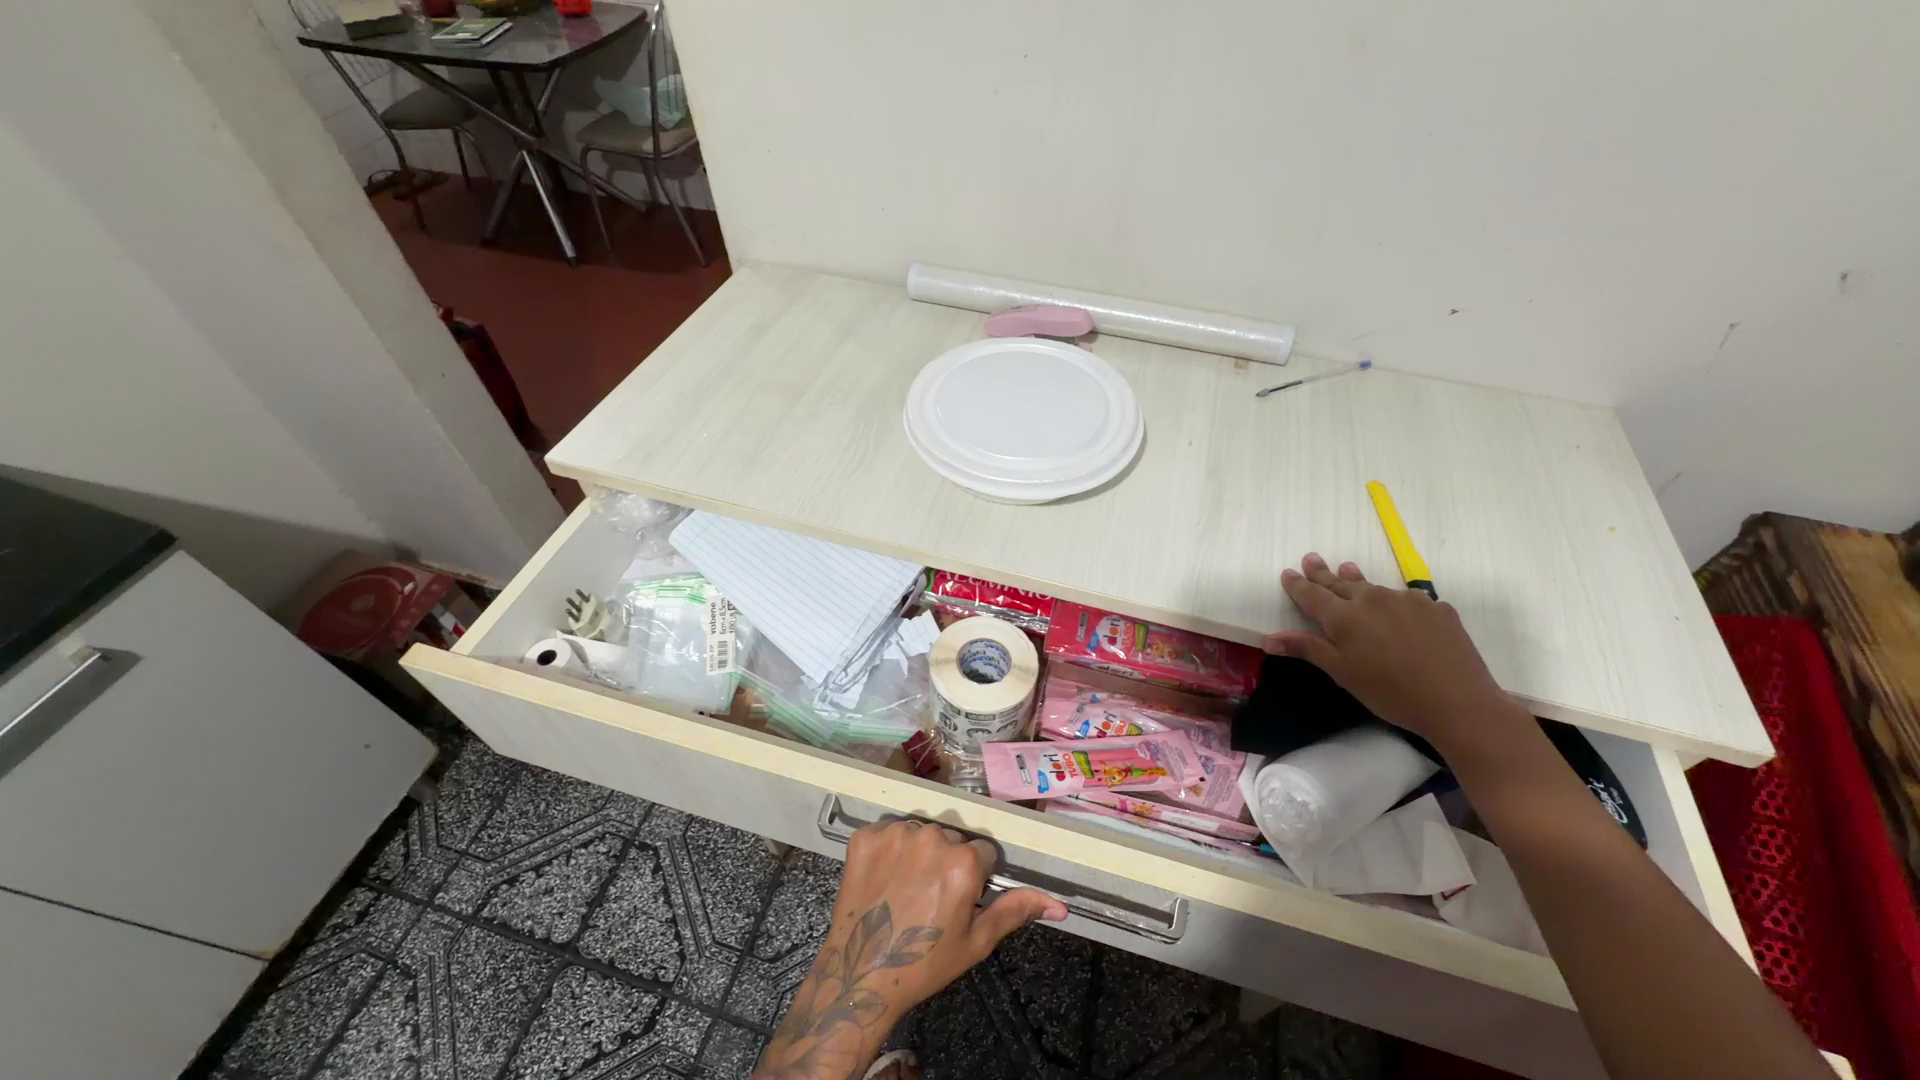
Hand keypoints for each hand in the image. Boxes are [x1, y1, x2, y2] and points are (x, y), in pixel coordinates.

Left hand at [754, 821, 1065, 1078]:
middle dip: (947, 861)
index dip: (976, 877)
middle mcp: (931, 837)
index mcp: (964, 862)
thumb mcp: (977, 941)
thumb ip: (1016, 910)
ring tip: (906, 888)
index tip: (960, 899)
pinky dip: (888, 849)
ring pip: (920, 832)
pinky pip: (888, 831)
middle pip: (951, 838)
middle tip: (931, 897)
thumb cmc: (924, 962)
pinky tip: (884, 878)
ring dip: (918, 852)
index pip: (984, 852)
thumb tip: (1059, 905)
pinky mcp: (865, 837)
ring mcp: (895, 834)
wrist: (860, 974)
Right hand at [1263, 553, 1528, 754]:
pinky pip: (1409, 599)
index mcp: (1345, 617)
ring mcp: (1409, 601)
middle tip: (1312, 559)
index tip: (1288, 573)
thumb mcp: (1343, 674)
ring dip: (1358, 580)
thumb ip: (1308, 649)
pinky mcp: (1437, 609)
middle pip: (1341, 583)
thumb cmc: (1391, 693)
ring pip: (1376, 587)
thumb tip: (1269, 638)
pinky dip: (1396, 602)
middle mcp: (1374, 600)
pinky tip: (1399, 611)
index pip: (1313, 595)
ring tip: (1348, 569)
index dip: (1299, 585)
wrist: (1458, 701)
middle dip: (1324, 573)